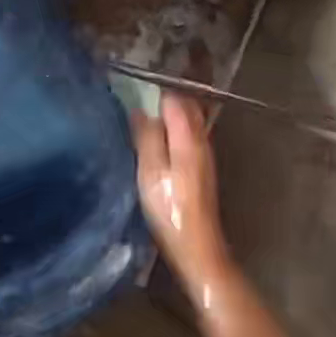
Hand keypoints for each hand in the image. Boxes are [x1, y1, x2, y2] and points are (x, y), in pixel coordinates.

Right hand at [132, 92, 233, 294]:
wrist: (197, 247)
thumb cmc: (170, 210)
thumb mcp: (150, 172)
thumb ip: (146, 137)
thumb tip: (139, 109)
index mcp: (188, 138)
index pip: (175, 99)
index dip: (154, 91)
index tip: (131, 89)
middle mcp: (201, 141)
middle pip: (185, 107)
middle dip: (162, 99)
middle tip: (133, 97)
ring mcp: (204, 155)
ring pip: (187, 122)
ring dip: (167, 116)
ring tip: (139, 116)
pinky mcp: (200, 169)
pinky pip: (186, 137)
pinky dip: (171, 132)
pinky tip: (153, 141)